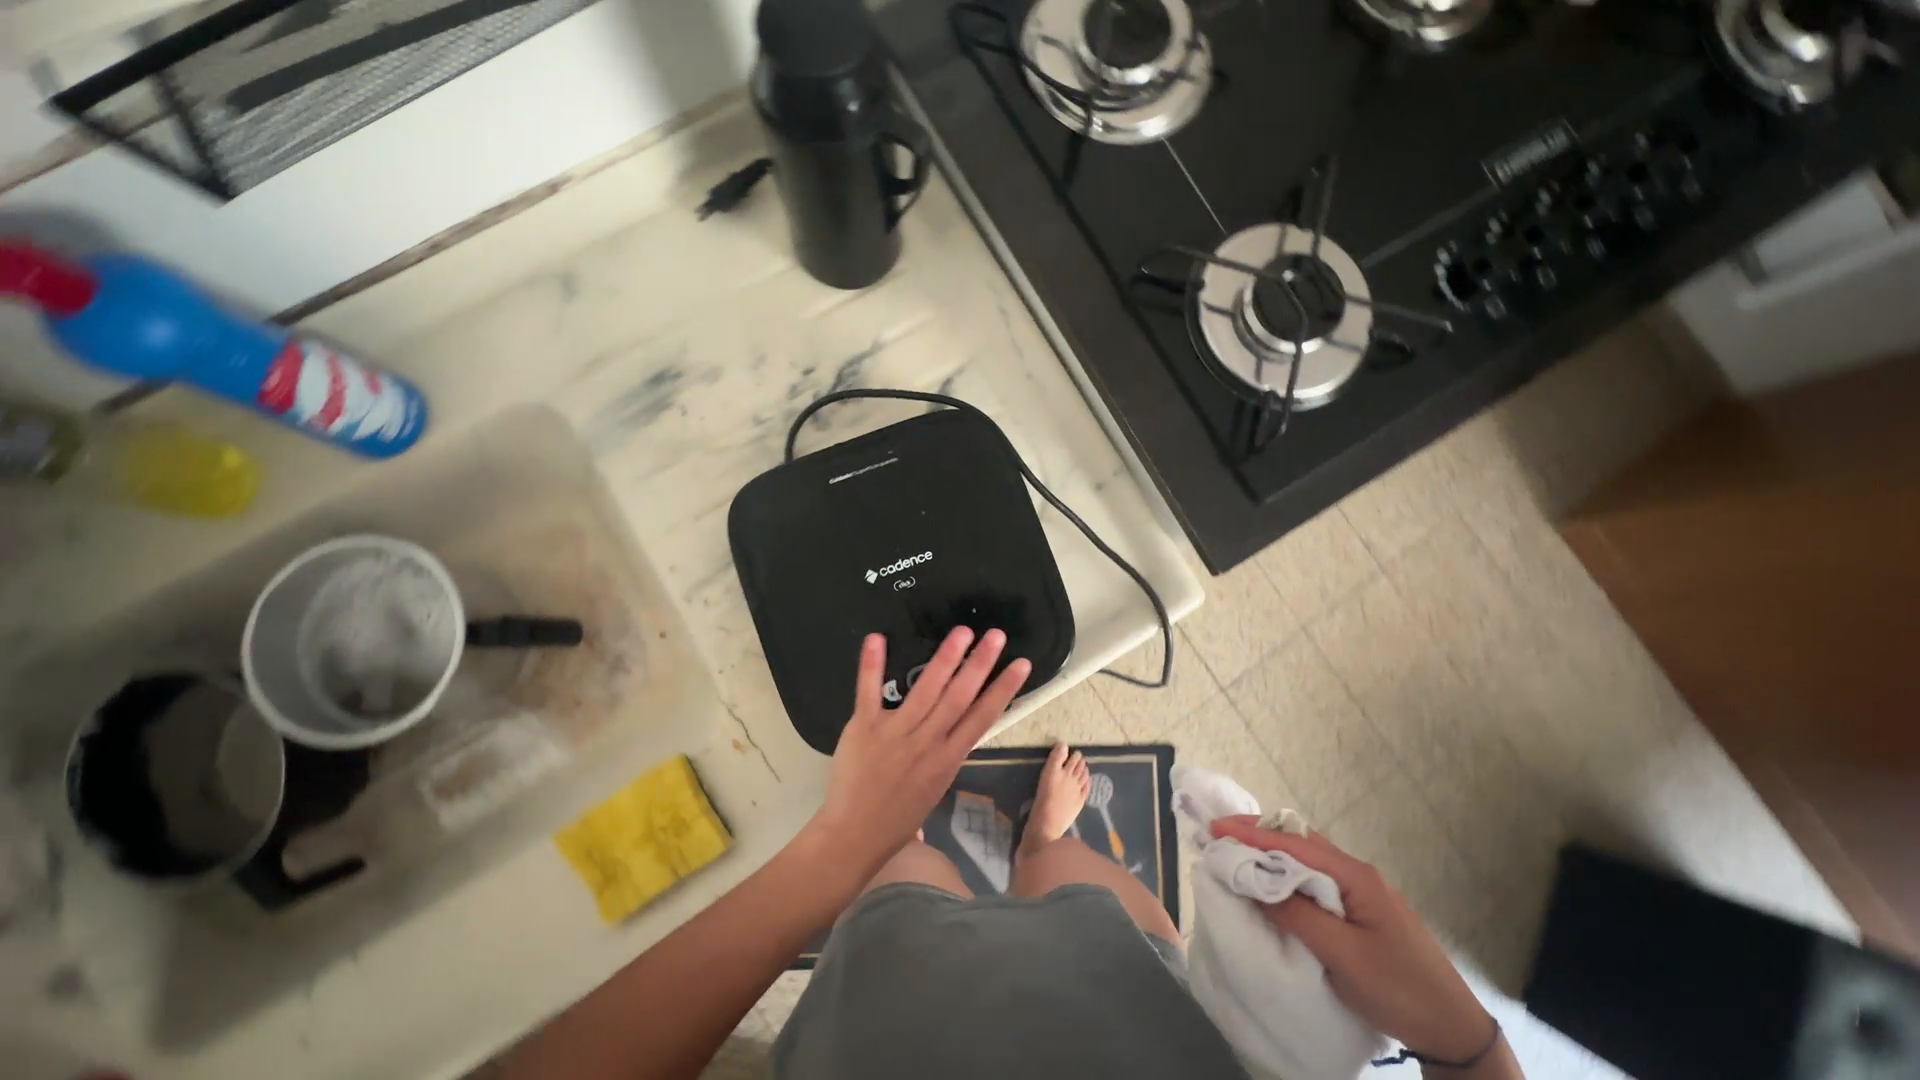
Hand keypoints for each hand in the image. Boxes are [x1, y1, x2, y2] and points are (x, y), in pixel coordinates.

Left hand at [812, 628, 1030, 870]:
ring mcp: (895, 733)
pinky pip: (868, 692)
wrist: (855, 835)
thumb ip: (944, 758)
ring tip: (962, 632)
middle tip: (996, 635)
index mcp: (948, 758)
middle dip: (980, 663)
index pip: (982, 717)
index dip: (1003, 689)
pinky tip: (876, 639)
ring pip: (926, 689)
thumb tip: (954, 738)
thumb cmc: (897, 820)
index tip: (1020, 664)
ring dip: (945, 658)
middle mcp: (927, 741)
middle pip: (959, 696)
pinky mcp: (865, 728)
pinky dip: (872, 665)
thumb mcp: (934, 790)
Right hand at [1210, 817, 1495, 1062]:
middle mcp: (1358, 875)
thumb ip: (1297, 915)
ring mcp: (1362, 893)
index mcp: (1355, 876)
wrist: (1451, 1027)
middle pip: (1300, 842)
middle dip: (1258, 835)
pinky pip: (1316, 881)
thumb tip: (1253, 883)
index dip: (1251, 835)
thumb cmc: (1398, 987)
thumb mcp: (1342, 955)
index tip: (1214, 829)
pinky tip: (1272, 886)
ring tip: (1236, 857)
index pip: (1293, 843)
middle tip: (1219, 836)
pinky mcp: (1362, 913)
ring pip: (1308, 861)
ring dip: (1271, 855)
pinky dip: (1287, 875)